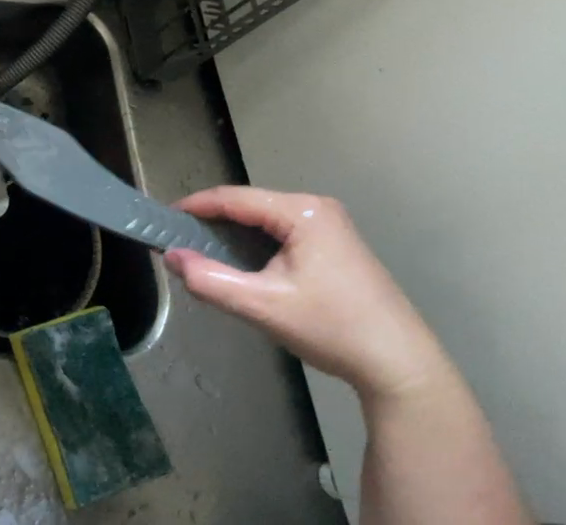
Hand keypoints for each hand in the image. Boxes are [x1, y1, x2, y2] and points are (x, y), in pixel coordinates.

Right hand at [165, 186, 451, 401]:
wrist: (402, 367)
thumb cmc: (333, 328)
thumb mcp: (263, 306)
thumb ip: (211, 280)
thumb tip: (170, 258)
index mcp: (303, 212)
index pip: (235, 198)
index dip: (196, 206)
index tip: (163, 219)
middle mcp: (317, 209)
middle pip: (250, 207)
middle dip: (214, 223)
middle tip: (180, 243)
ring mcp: (331, 227)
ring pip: (265, 222)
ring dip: (234, 236)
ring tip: (203, 256)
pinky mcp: (336, 247)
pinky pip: (282, 235)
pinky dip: (256, 246)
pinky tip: (243, 267)